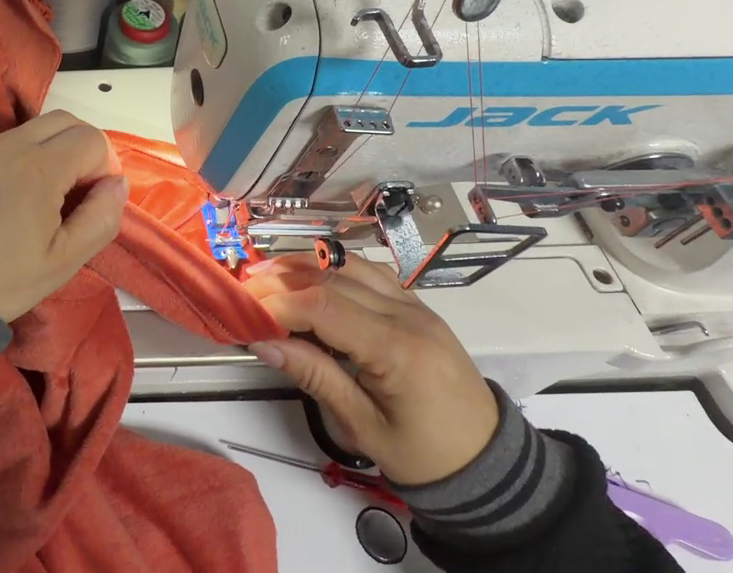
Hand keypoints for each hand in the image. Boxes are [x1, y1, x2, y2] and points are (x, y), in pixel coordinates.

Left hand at [0, 111, 127, 321]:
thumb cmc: (1, 279)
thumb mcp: (63, 261)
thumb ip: (101, 218)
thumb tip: (117, 184)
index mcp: (39, 168)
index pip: (91, 139)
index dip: (106, 165)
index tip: (98, 199)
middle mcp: (11, 146)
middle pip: (65, 120)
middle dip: (84, 146)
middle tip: (83, 189)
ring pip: (34, 127)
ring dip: (55, 148)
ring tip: (52, 195)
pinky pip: (7, 142)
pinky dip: (26, 154)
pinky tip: (20, 195)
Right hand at [243, 254, 496, 485]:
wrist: (488, 466)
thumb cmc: (424, 456)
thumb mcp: (363, 427)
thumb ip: (315, 376)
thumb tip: (262, 343)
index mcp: (398, 350)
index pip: (325, 306)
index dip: (279, 303)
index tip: (244, 312)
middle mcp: (409, 316)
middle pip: (333, 278)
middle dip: (283, 281)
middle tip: (244, 290)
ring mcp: (417, 307)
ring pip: (352, 267)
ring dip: (308, 267)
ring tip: (269, 277)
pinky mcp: (419, 308)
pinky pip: (372, 275)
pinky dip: (336, 270)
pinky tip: (313, 280)